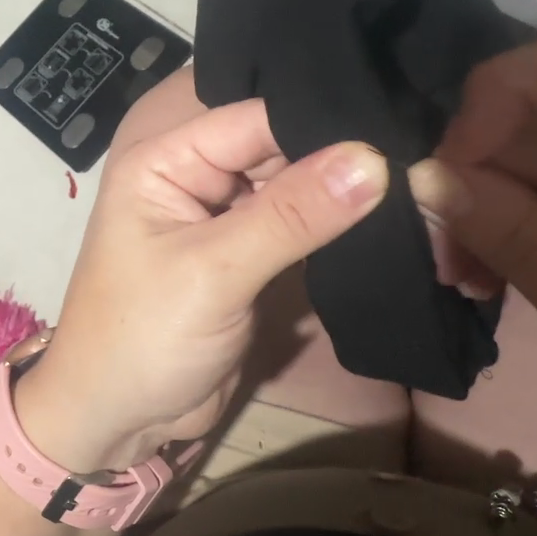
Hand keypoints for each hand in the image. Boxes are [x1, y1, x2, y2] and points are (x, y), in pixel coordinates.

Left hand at [12, 82, 388, 475]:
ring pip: (287, 186)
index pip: (250, 120)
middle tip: (419, 151)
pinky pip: (290, 225)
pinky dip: (329, 224)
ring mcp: (217, 217)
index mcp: (163, 161)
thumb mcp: (215, 271)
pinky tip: (387, 215)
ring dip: (339, 190)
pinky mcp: (240, 255)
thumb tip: (372, 158)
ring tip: (420, 177)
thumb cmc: (144, 334)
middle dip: (335, 152)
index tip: (396, 119)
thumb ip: (292, 216)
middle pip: (272, 147)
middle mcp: (189, 177)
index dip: (318, 119)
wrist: (116, 416)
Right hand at [408, 28, 536, 535]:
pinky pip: (536, 187)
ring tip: (460, 272)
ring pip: (530, 149)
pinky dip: (494, 221)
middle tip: (436, 238)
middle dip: (476, 163)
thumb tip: (425, 175)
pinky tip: (482, 273)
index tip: (449, 156)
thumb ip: (527, 248)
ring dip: (476, 199)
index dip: (514, 85)